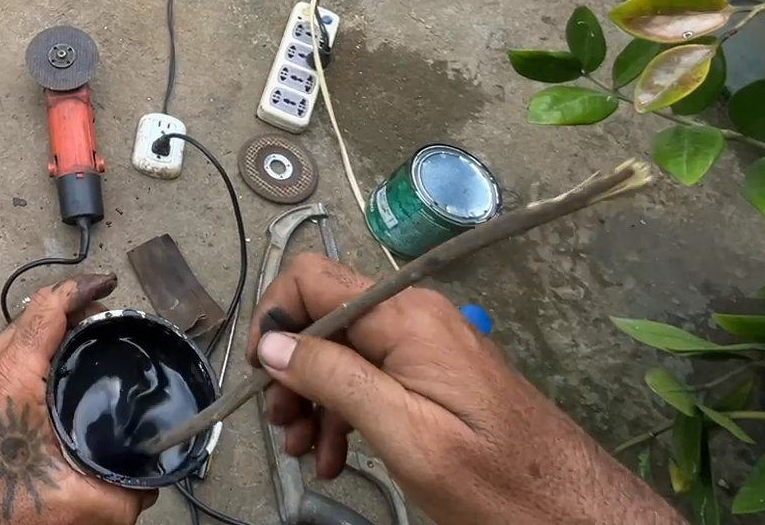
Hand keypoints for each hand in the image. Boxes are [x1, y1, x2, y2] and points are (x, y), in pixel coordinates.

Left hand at [0, 273, 153, 524]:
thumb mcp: (67, 503)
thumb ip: (120, 496)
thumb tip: (147, 486)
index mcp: (15, 369)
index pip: (52, 304)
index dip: (85, 287)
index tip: (111, 283)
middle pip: (39, 312)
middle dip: (77, 308)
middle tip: (110, 322)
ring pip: (22, 331)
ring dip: (55, 329)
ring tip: (87, 343)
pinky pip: (9, 350)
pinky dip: (37, 348)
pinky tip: (53, 374)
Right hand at [248, 253, 680, 524]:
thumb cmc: (502, 487)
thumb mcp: (408, 438)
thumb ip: (335, 379)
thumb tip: (271, 344)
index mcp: (405, 317)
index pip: (312, 278)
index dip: (275, 314)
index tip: (263, 369)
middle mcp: (411, 314)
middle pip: (322, 314)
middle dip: (291, 365)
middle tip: (279, 422)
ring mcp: (425, 343)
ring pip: (340, 347)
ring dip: (312, 394)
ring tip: (302, 446)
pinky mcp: (434, 372)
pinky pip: (370, 373)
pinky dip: (344, 408)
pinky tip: (333, 452)